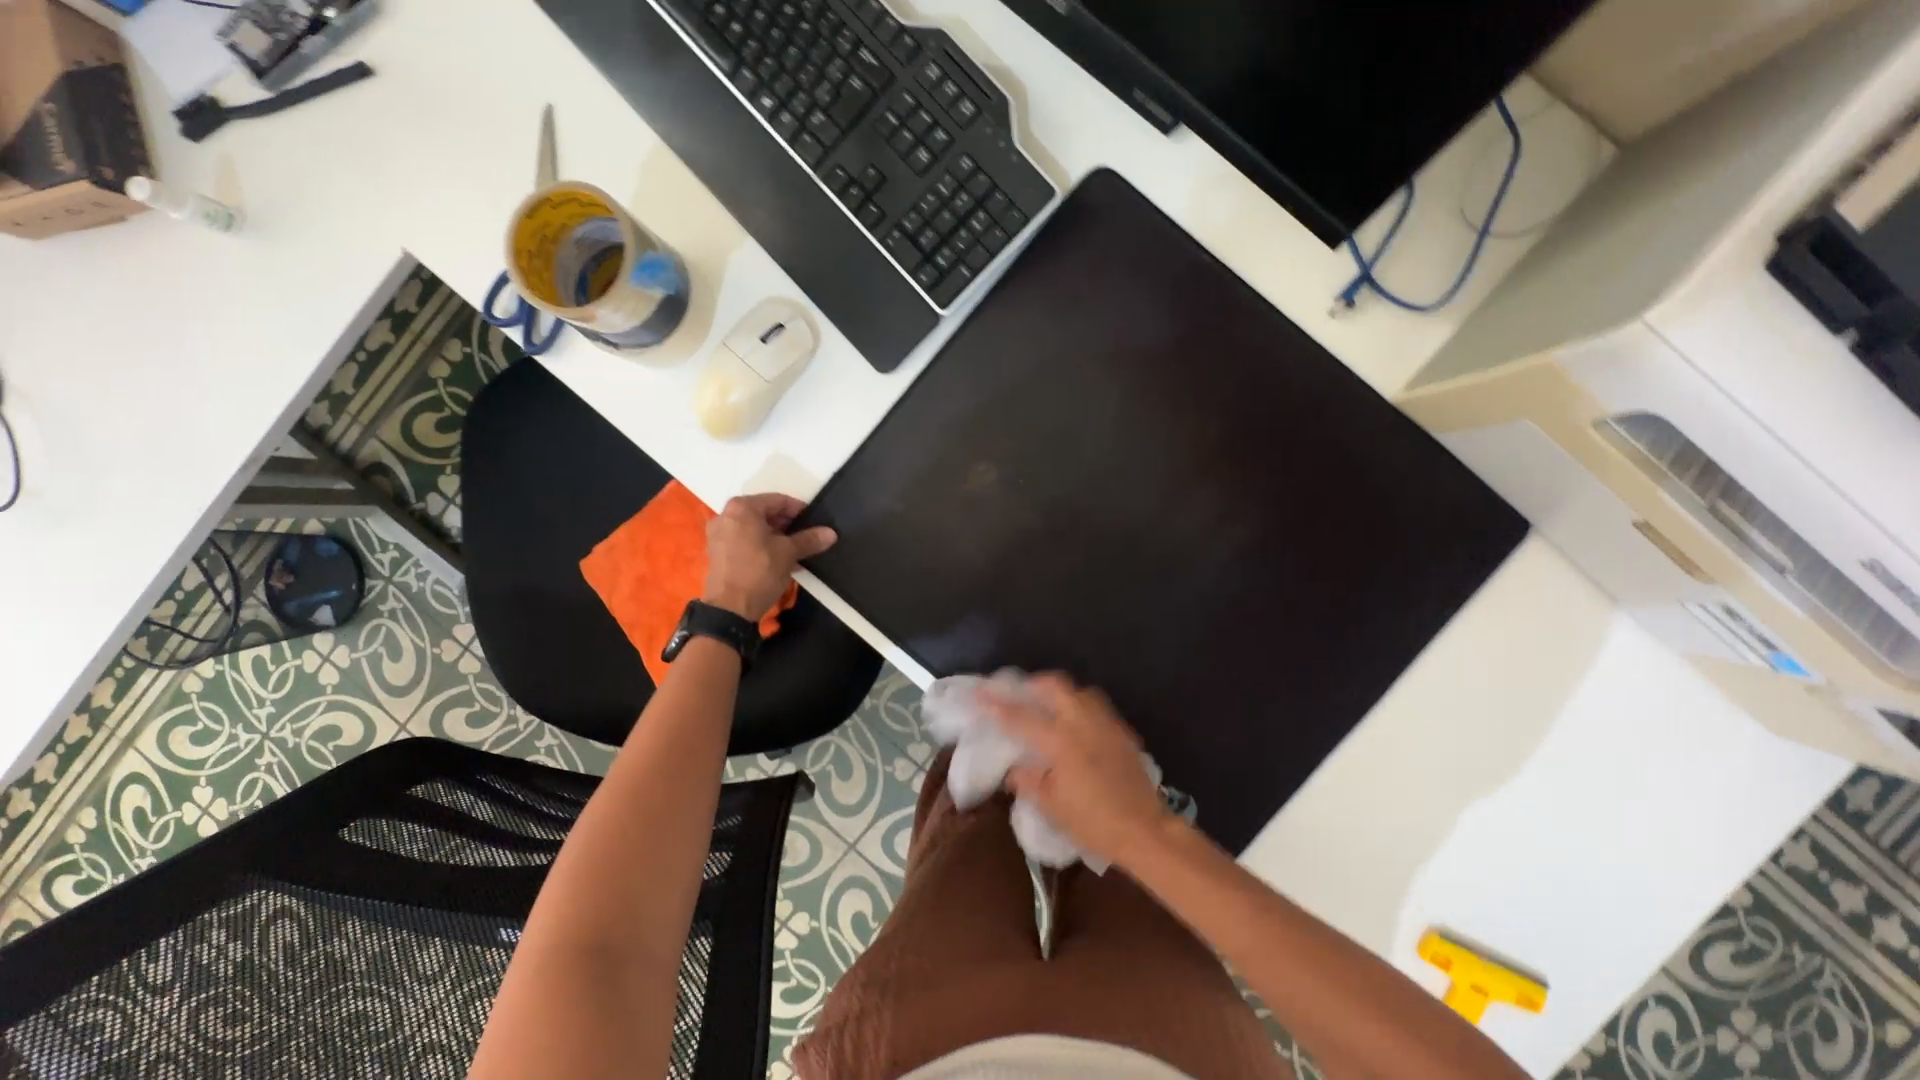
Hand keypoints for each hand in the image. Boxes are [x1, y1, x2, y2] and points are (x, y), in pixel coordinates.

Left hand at [702, 493, 836, 619]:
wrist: (730, 608)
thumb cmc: (759, 572)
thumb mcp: (789, 553)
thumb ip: (809, 539)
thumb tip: (831, 533)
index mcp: (742, 508)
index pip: (778, 501)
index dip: (799, 510)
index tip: (814, 522)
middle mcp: (726, 515)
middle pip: (763, 513)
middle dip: (786, 524)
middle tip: (805, 536)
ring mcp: (718, 535)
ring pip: (753, 528)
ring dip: (775, 536)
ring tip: (795, 550)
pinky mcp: (717, 553)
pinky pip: (744, 541)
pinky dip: (761, 545)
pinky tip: (778, 559)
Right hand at [990, 674, 1172, 868]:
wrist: (1145, 830)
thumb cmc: (1093, 823)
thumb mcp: (1051, 806)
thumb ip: (1029, 780)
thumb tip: (1015, 768)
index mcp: (1061, 742)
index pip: (1021, 717)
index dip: (996, 704)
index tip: (978, 694)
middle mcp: (1083, 724)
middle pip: (1055, 686)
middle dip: (1033, 684)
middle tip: (1018, 693)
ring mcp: (1107, 725)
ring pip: (1080, 692)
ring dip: (1059, 693)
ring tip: (1047, 705)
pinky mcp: (1123, 733)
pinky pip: (1097, 707)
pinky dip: (1080, 706)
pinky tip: (1075, 724)